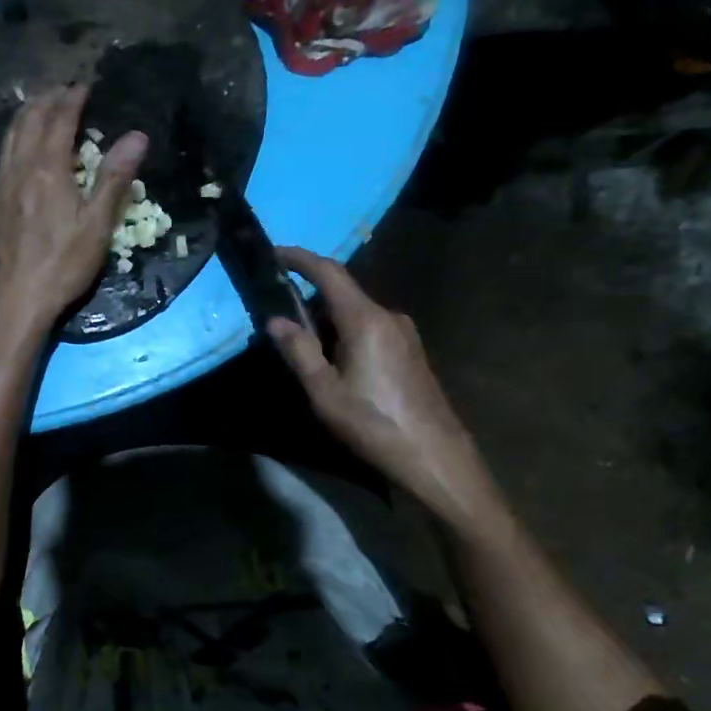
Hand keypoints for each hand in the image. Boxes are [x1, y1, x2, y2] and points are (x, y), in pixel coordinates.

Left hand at [0, 85, 146, 326]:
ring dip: (26, 116)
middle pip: (29, 121)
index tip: (84, 86)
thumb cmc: (63, 263)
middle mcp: (19, 169)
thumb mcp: (97, 224)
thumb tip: (137, 136)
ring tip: (40, 107)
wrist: (18, 297)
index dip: (72, 100)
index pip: (59, 121)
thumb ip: (114, 178)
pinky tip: (21, 147)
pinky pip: (3, 156)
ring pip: (10, 137)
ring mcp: (1, 185)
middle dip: (46, 100)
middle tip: (63, 90)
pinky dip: (15, 138)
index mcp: (47, 169)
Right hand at [267, 247, 495, 518]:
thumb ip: (299, 351)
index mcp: (365, 320)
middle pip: (341, 294)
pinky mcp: (410, 351)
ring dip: (325, 322)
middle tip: (277, 320)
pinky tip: (334, 364)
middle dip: (307, 300)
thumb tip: (275, 319)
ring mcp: (404, 333)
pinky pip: (368, 328)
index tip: (274, 251)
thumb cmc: (374, 425)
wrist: (436, 458)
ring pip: (354, 313)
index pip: (329, 273)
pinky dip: (343, 333)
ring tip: (302, 350)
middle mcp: (388, 317)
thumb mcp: (325, 392)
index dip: (300, 258)